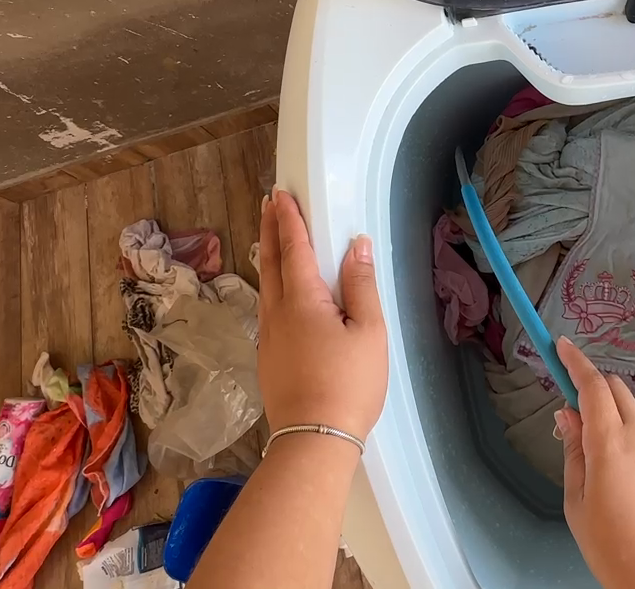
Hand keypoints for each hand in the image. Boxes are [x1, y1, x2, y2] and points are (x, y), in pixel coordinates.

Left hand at [256, 188, 387, 439]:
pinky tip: (280, 287)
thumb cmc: (349, 383)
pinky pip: (268, 305)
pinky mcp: (269, 356)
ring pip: (266, 284)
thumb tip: (357, 244)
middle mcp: (277, 312)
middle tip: (269, 202)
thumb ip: (361, 284)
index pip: (293, 248)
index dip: (288, 219)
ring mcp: (269, 336)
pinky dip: (272, 281)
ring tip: (272, 236)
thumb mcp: (368, 330)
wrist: (314, 441)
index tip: (281, 194)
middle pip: (271, 261)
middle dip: (270, 229)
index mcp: (302, 300)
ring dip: (269, 254)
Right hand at [556, 338, 634, 588]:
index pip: (591, 385)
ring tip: (610, 480)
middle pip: (616, 391)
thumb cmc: (620, 551)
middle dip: (594, 389)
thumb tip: (568, 416)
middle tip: (578, 416)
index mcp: (610, 442)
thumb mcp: (579, 506)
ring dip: (617, 429)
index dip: (575, 362)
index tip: (562, 346)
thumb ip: (573, 454)